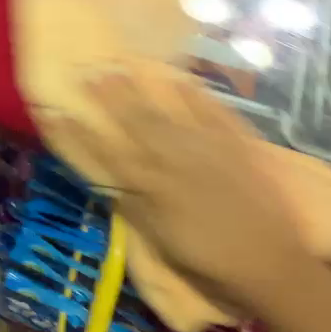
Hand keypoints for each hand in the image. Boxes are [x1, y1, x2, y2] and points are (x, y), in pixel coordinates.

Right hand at [37, 71, 312, 315]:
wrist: (275, 268)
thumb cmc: (210, 262)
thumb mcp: (160, 239)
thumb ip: (132, 203)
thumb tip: (106, 174)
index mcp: (150, 183)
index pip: (105, 149)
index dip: (78, 129)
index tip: (55, 106)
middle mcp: (172, 157)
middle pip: (134, 119)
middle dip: (109, 94)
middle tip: (90, 67)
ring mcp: (206, 146)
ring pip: (168, 109)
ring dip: (145, 85)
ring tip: (125, 62)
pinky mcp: (236, 144)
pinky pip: (213, 111)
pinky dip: (197, 93)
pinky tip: (183, 77)